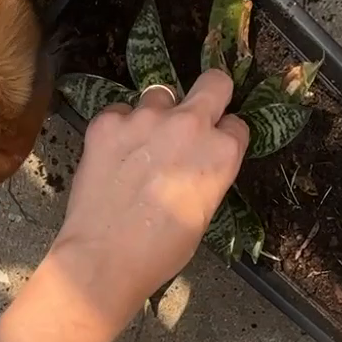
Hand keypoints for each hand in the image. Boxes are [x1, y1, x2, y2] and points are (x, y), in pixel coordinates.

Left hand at [46, 71, 249, 321]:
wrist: (104, 258)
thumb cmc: (159, 251)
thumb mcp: (201, 216)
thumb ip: (206, 177)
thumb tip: (195, 168)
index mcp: (221, 153)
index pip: (236, 125)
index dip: (224, 138)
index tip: (211, 151)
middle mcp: (190, 125)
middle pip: (214, 82)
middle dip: (209, 95)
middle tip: (191, 120)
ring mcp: (146, 118)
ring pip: (160, 95)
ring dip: (156, 116)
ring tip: (140, 149)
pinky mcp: (108, 121)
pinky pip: (120, 112)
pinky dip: (119, 129)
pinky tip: (112, 158)